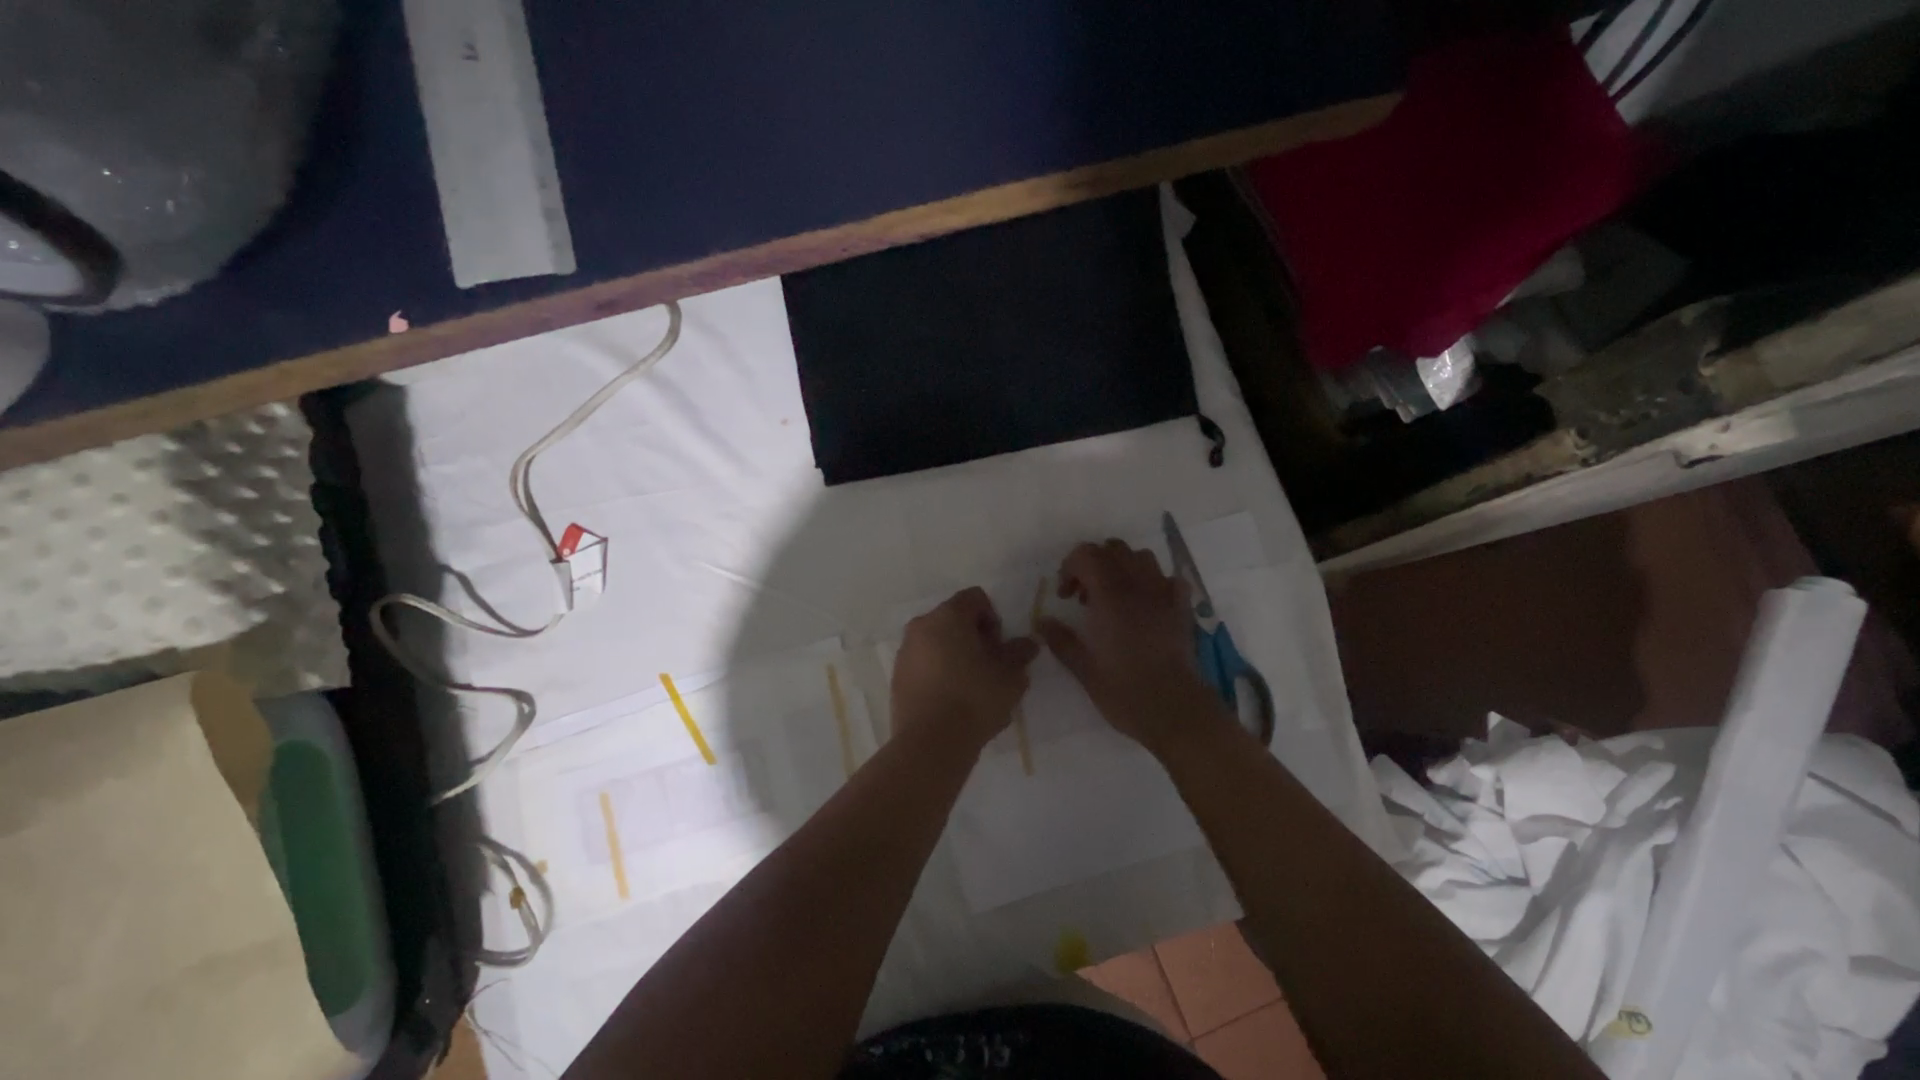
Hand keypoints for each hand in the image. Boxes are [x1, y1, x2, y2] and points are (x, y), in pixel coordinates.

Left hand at [891, 587, 1040, 754]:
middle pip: (954, 619)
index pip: (975, 598)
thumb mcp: (1010, 676)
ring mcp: (905, 652)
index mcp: (948, 616)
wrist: (930, 743)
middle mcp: (921, 626)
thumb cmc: (974, 699)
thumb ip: (1020, 654)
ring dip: (956, 655)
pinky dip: (939, 672)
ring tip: (972, 686)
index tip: (1001, 647)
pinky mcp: (897, 677)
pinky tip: (953, 700)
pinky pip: (924, 664)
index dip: (994, 618)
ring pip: (937, 642)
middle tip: (990, 666)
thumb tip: (1027, 643)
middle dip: (974, 637)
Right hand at [1036, 540, 1223, 749]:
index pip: (1086, 555)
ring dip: (1122, 567)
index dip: (1070, 568)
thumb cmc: (1124, 691)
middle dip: (1093, 564)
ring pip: (1142, 557)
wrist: (1174, 709)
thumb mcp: (1083, 669)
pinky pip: (1168, 579)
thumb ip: (1061, 640)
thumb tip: (1042, 622)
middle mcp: (1138, 586)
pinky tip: (1146, 604)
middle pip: (1113, 549)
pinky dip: (1153, 582)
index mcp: (1110, 596)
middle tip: (1084, 596)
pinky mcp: (1182, 609)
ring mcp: (1164, 595)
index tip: (1065, 596)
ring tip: (1114, 596)